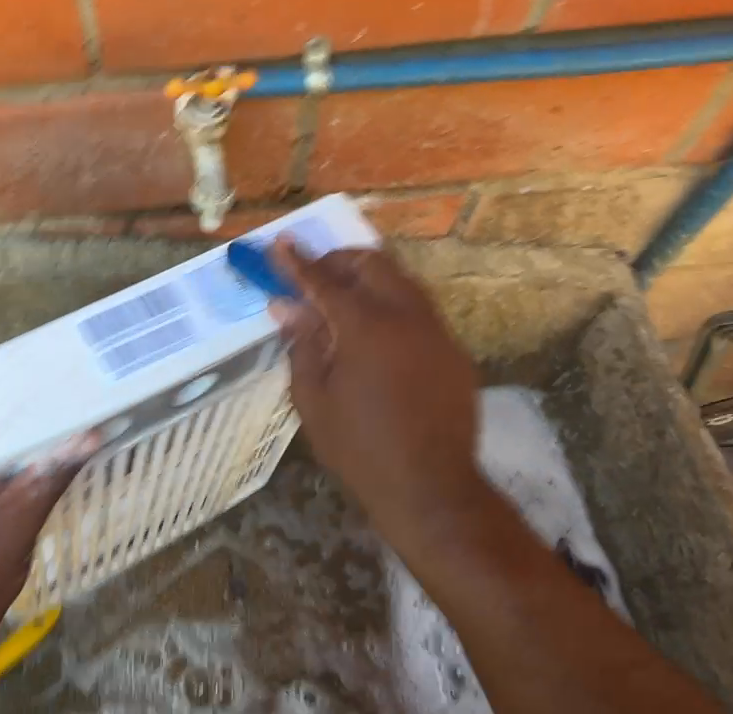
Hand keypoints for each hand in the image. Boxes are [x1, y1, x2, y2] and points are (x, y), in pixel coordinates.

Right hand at [269, 241, 489, 553]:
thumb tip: (286, 306)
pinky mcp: (453, 352)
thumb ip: (302, 343)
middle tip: (314, 277)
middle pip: (371, 264)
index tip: (279, 243)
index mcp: (365, 326)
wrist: (431, 490)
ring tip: (343, 300)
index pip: (323, 281)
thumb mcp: (313, 398)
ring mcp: (436, 332)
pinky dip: (392, 306)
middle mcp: (405, 316)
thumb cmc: (359, 447)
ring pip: (401, 281)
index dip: (297, 262)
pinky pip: (419, 311)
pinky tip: (376, 336)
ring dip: (369, 279)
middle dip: (338, 261)